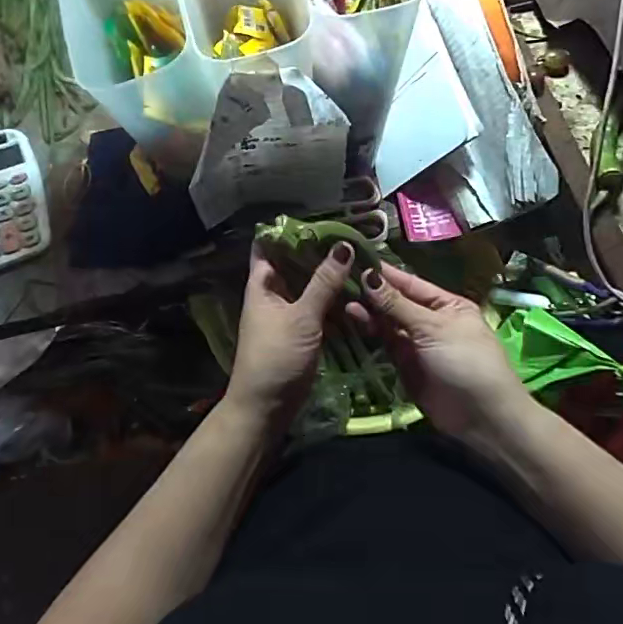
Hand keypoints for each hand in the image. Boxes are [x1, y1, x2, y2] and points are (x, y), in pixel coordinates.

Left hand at [224, 240, 355, 426]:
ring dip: (328, 276)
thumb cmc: (276, 357)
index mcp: (262, 284)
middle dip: (318, 251)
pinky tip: (357, 291)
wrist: (266, 407)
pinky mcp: (300, 332)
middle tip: (351, 235)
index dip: (288, 229)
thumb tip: (343, 245)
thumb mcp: (302, 317)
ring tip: (360, 257)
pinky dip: (333, 300)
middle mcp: (273, 294)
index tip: (318, 216)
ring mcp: (287, 314)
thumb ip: (323, 283)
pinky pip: (317, 308)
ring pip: (308, 287)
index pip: (269, 245)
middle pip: (293, 264)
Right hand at [349, 263, 524, 438]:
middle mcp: (430, 320)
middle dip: (372, 292)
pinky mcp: (404, 363)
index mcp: (446, 304)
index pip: (410, 283)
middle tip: (341, 279)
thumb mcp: (432, 328)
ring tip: (343, 300)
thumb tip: (369, 277)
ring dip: (368, 311)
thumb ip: (397, 304)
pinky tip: (353, 319)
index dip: (384, 273)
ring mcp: (416, 342)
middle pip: (395, 301)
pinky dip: (370, 331)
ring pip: (387, 321)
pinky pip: (384, 341)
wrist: (481, 417)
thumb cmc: (466, 362)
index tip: (355, 259)